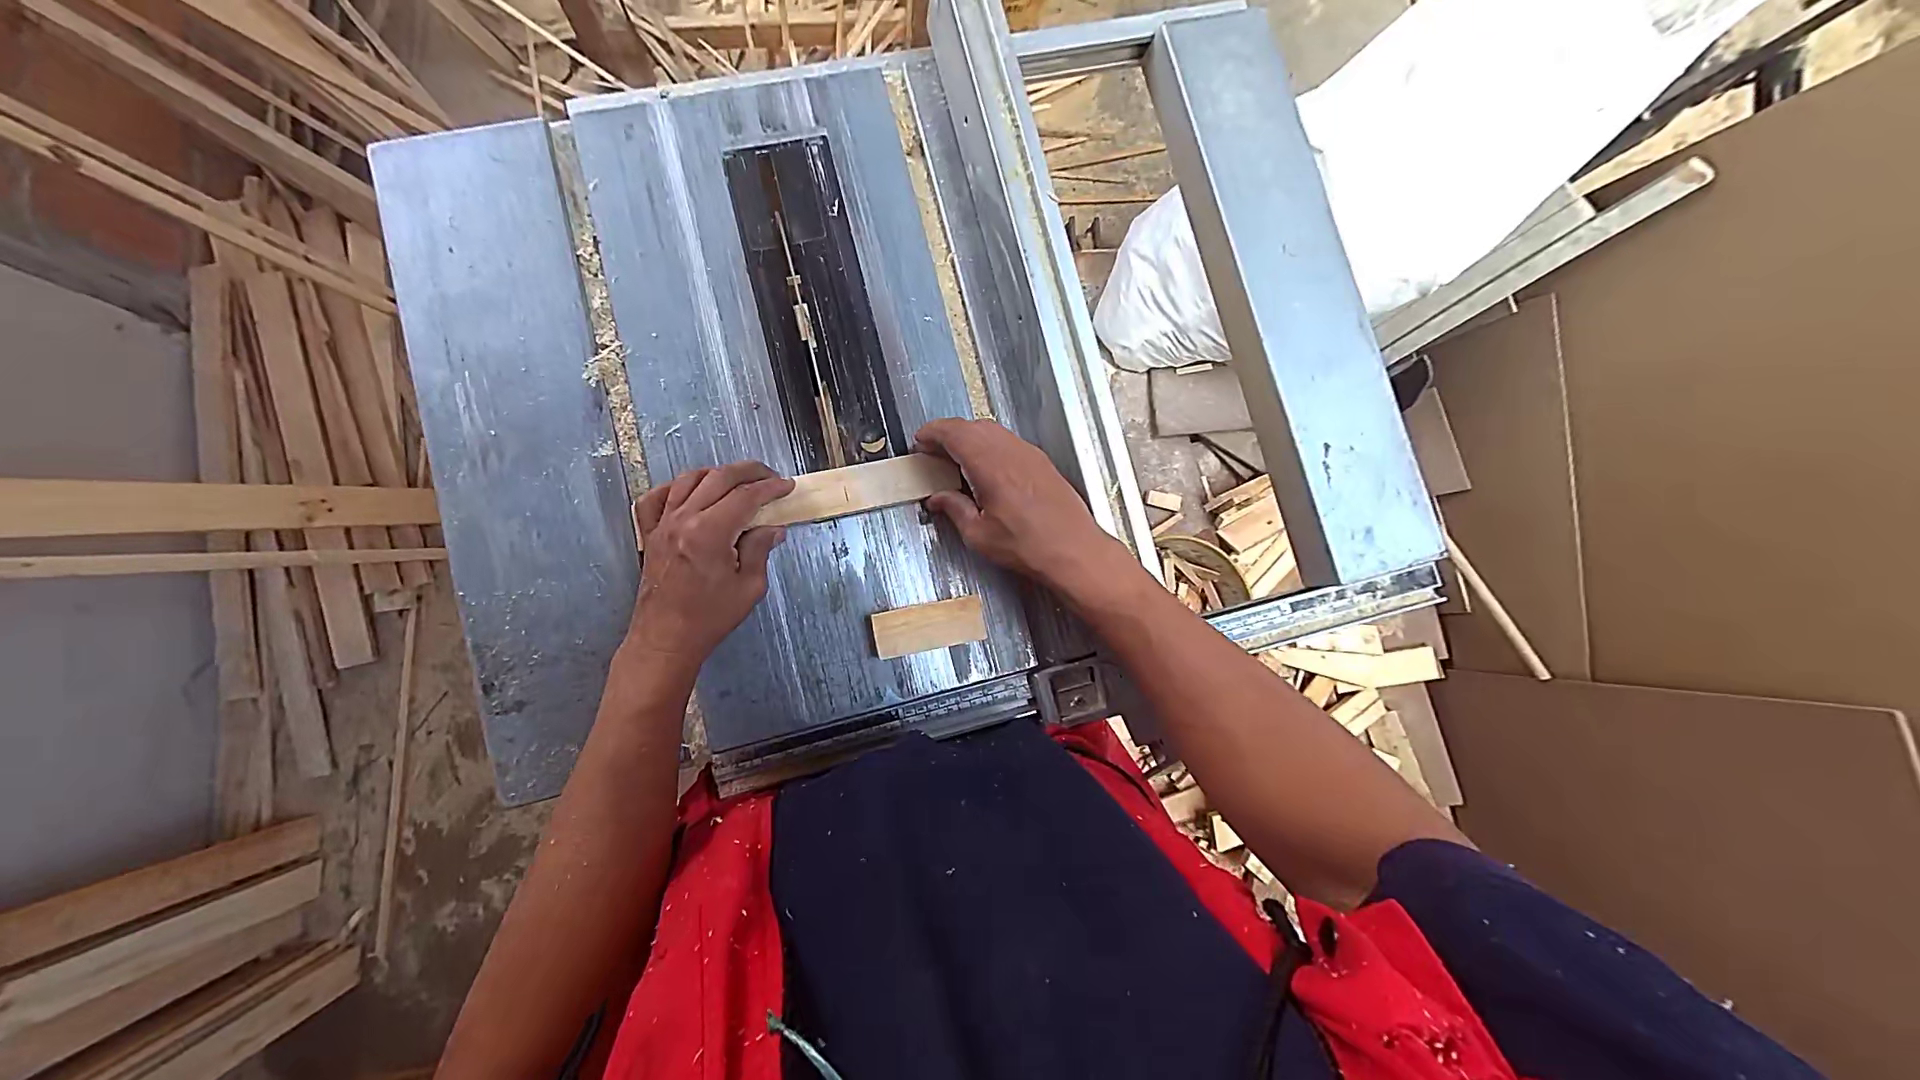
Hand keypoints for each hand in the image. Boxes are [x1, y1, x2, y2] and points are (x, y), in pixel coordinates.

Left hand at [622, 461, 794, 675]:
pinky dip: (676, 487)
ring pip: (690, 479)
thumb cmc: (707, 619)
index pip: (746, 496)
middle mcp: (683, 521)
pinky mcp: (651, 534)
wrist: (666, 639)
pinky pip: (658, 497)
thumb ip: (760, 549)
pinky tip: (692, 491)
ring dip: (718, 474)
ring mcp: (663, 524)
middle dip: (749, 472)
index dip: (770, 488)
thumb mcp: (749, 587)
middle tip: (769, 477)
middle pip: (719, 478)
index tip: (786, 486)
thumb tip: (772, 529)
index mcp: (710, 533)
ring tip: (738, 481)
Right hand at [914, 418, 1136, 598]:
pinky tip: (985, 468)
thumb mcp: (979, 535)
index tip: (921, 439)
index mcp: (990, 465)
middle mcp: (1012, 452)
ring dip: (970, 438)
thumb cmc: (1033, 546)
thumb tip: (940, 499)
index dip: (933, 433)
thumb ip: (954, 509)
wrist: (1074, 552)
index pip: (954, 432)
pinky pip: (1009, 443)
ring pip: (993, 432)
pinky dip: (990, 446)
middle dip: (948, 434)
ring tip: (956, 460)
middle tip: (933, 450)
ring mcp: (1030, 455)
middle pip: (972, 426)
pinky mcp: (1042, 463)